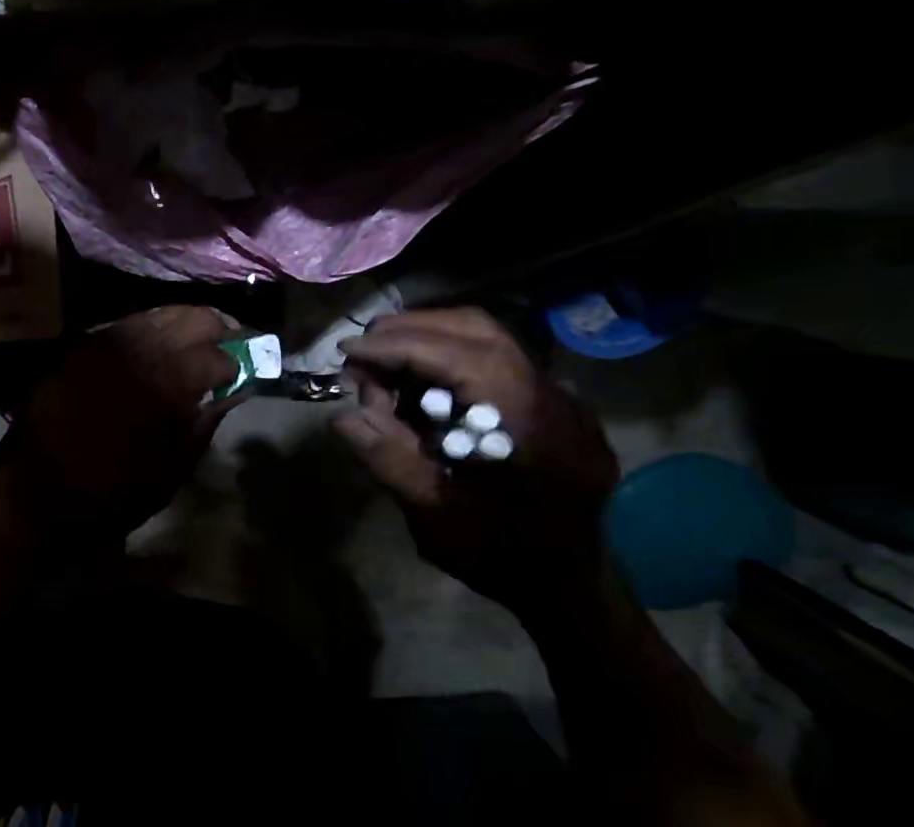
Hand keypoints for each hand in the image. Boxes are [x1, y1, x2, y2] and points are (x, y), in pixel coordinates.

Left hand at [0, 306, 239, 541]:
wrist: (31, 499)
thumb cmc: (106, 498)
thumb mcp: (168, 473)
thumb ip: (203, 425)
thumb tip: (232, 394)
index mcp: (161, 386)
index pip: (214, 357)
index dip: (238, 361)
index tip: (249, 369)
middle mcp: (134, 352)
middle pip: (189, 319)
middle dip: (217, 327)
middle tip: (234, 339)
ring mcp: (102, 344)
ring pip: (155, 314)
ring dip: (184, 320)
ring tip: (202, 334)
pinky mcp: (79, 348)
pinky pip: (123, 324)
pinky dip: (149, 327)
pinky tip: (159, 339)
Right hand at [331, 308, 619, 616]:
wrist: (569, 585)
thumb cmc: (500, 555)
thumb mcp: (435, 517)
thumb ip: (389, 460)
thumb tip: (344, 416)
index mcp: (525, 422)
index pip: (453, 355)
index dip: (394, 346)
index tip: (348, 352)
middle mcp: (550, 395)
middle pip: (474, 329)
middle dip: (410, 331)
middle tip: (363, 353)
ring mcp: (559, 395)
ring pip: (488, 337)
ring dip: (429, 338)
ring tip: (386, 362)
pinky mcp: (552, 402)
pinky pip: (499, 358)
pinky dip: (452, 356)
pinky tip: (424, 383)